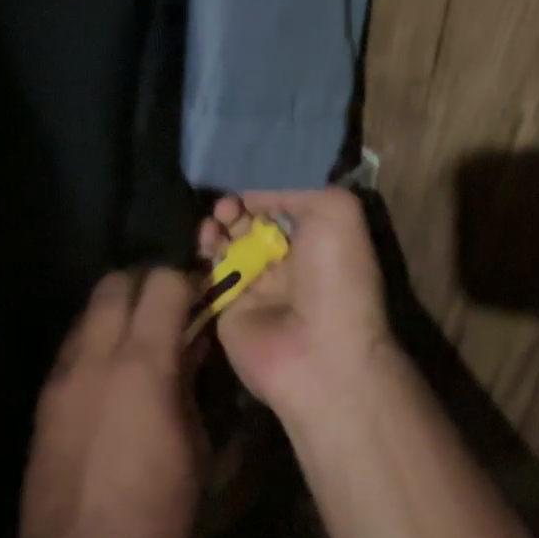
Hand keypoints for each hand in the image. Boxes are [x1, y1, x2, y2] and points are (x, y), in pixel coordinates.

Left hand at [20, 268, 203, 537]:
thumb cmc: (154, 510)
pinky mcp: (45, 395)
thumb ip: (192, 381)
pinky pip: (74, 343)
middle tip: (172, 311)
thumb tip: (193, 342)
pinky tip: (114, 373)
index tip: (203, 298)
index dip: (187, 281)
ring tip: (143, 341)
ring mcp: (63, 373)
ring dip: (120, 311)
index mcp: (143, 364)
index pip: (162, 282)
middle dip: (148, 284)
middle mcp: (95, 355)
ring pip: (90, 309)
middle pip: (117, 281)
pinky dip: (98, 340)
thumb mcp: (197, 446)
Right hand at [196, 188, 393, 422]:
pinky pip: (208, 275)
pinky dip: (202, 253)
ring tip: (217, 222)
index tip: (245, 184)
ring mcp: (256, 287)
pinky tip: (205, 241)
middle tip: (228, 205)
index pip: (283, 208)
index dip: (263, 192)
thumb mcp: (336, 211)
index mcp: (318, 240)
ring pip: (228, 246)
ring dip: (219, 227)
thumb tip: (253, 196)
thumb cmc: (335, 276)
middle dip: (237, 208)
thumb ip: (295, 190)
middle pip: (252, 225)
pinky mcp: (227, 309)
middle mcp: (288, 263)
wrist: (319, 353)